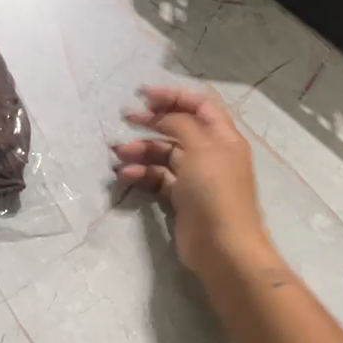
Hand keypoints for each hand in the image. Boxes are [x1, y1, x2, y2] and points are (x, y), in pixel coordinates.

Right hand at [113, 85, 271, 272]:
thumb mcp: (200, 147)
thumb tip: (161, 115)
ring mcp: (196, 176)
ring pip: (164, 152)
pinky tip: (126, 176)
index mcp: (223, 137)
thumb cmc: (215, 191)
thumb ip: (179, 123)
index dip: (173, 95)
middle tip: (127, 117)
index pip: (200, 105)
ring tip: (120, 154)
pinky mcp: (182, 197)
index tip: (145, 95)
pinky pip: (158, 176)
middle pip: (179, 127)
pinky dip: (142, 173)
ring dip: (141, 150)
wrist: (223, 248)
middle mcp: (211, 153)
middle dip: (152, 121)